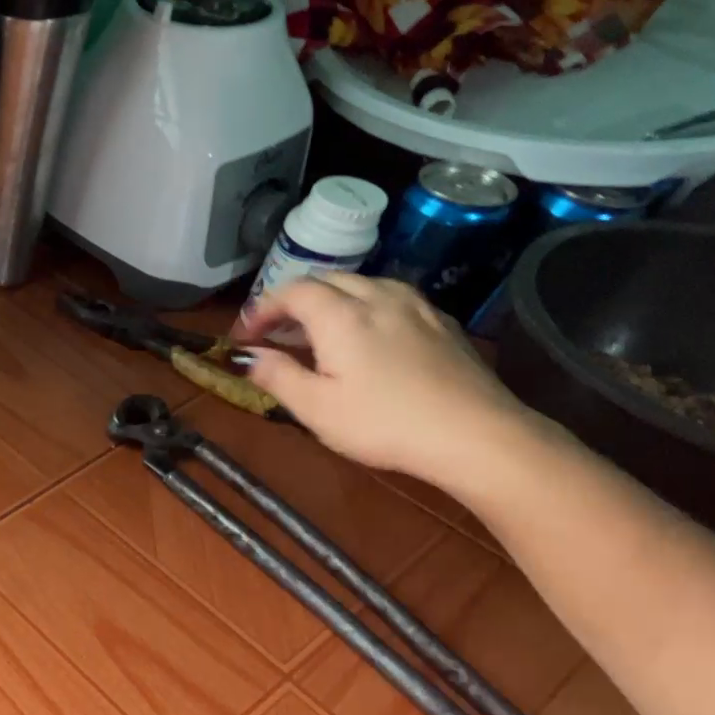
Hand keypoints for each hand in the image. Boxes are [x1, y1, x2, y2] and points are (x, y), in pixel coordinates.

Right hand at [234, 274, 534, 484]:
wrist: (472, 433)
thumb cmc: (381, 423)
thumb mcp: (314, 407)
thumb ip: (277, 375)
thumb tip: (246, 356)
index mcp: (341, 316)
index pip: (293, 291)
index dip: (262, 308)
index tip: (243, 337)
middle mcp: (379, 298)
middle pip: (328, 280)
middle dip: (293, 301)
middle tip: (273, 333)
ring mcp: (416, 307)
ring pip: (363, 284)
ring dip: (330, 300)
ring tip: (315, 331)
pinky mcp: (441, 322)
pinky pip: (391, 298)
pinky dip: (364, 307)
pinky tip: (363, 336)